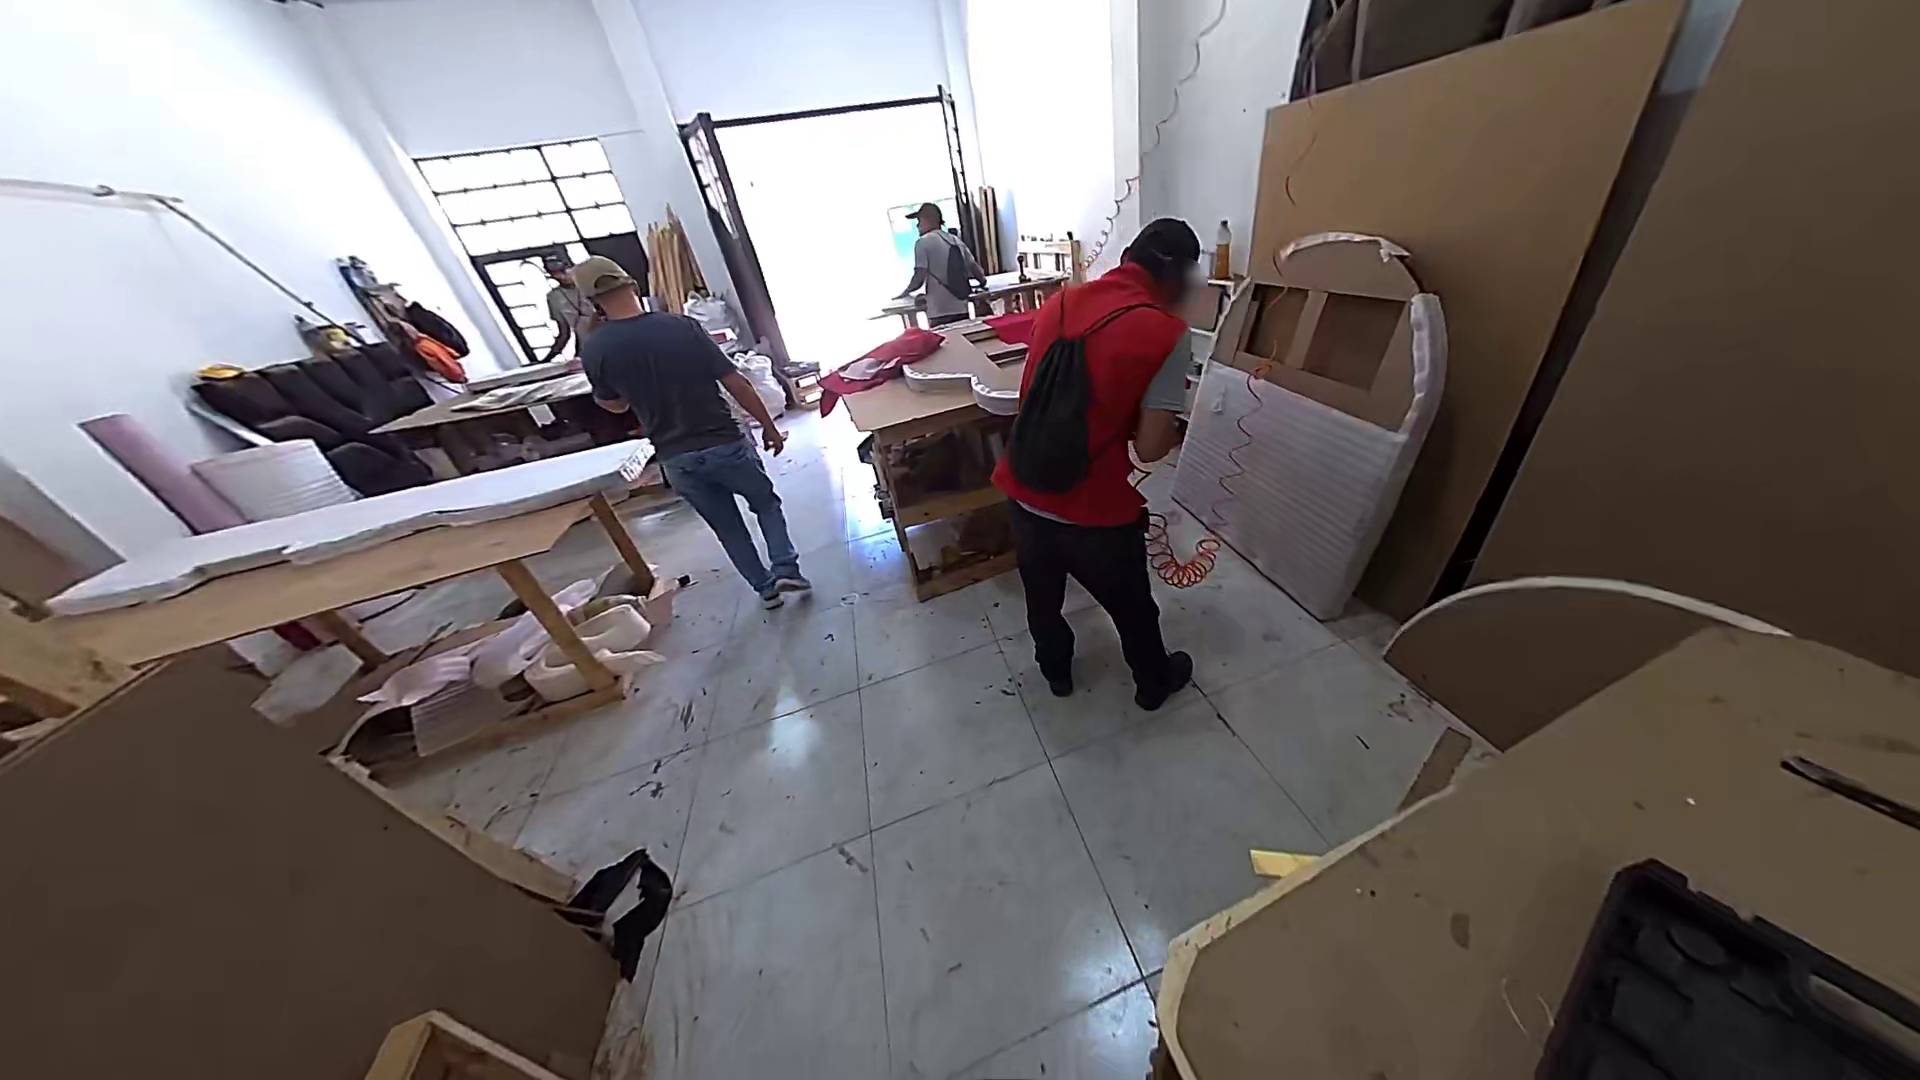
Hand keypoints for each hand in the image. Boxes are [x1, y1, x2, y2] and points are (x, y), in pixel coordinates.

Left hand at [762, 425, 786, 455]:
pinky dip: (776, 440)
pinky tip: (772, 440)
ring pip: (780, 442)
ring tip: (775, 446)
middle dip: (779, 449)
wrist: (768, 425)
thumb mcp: (766, 441)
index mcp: (779, 442)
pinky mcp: (777, 432)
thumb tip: (766, 450)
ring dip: (778, 444)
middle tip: (776, 451)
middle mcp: (780, 439)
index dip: (776, 453)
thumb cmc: (767, 433)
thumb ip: (766, 446)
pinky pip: (778, 438)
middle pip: (781, 446)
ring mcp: (779, 435)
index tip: (774, 455)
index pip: (779, 449)